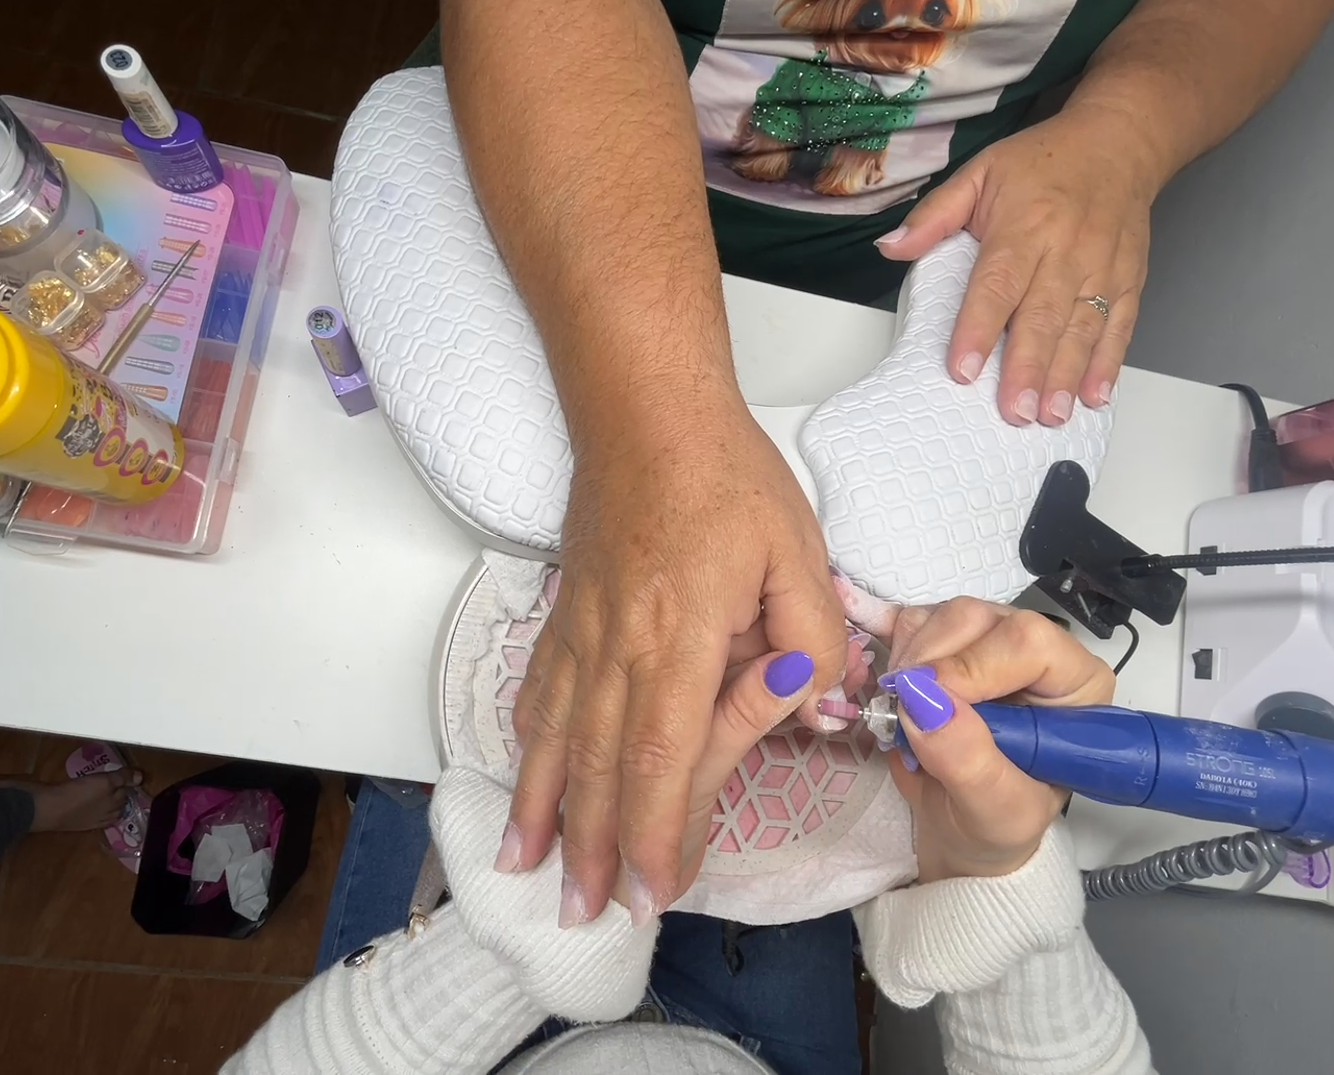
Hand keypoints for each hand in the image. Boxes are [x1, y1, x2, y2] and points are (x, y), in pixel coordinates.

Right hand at [503, 411, 846, 925]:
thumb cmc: (725, 477)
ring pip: (557, 735)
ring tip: (524, 868)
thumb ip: (811, 639)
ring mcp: (581, 629)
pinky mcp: (566, 611)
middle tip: (583, 914)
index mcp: (680, 634)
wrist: (648, 419)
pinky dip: (528, 743)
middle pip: (600, 762)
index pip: (661, 754)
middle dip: (592, 845)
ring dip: (544, 808)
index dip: (651, 832)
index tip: (646, 894)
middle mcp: (617, 644)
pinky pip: (540, 689)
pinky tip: (523, 776)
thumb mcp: (799, 552)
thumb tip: (807, 705)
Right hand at [866, 598, 1115, 880]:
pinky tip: (875, 662)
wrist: (961, 825)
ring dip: (903, 661)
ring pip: (935, 616)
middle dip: (927, 664)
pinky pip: (905, 619)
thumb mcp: (996, 813)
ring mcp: (981, 638)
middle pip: (973, 618)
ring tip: (901, 712)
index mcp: (1072, 686)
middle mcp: (1031, 649)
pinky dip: (883, 638)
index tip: (932, 709)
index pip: (1029, 642)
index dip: (973, 668)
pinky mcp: (939, 639)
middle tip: (906, 714)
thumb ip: (969, 761)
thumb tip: (922, 700)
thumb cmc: (995, 822)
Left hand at [876, 104, 1163, 426]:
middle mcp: (1066, 251)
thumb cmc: (1045, 162)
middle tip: (1014, 411)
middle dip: (1026, 369)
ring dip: (1066, 377)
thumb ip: (933, 216)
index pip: (996, 286)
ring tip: (1050, 415)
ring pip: (1082, 330)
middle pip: (1042, 318)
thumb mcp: (979, 174)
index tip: (962, 368)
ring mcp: (1101, 268)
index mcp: (1024, 228)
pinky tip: (1094, 396)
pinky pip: (1119, 326)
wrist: (1121, 139)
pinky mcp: (1127, 280)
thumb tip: (891, 245)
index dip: (978, 330)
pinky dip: (1107, 364)